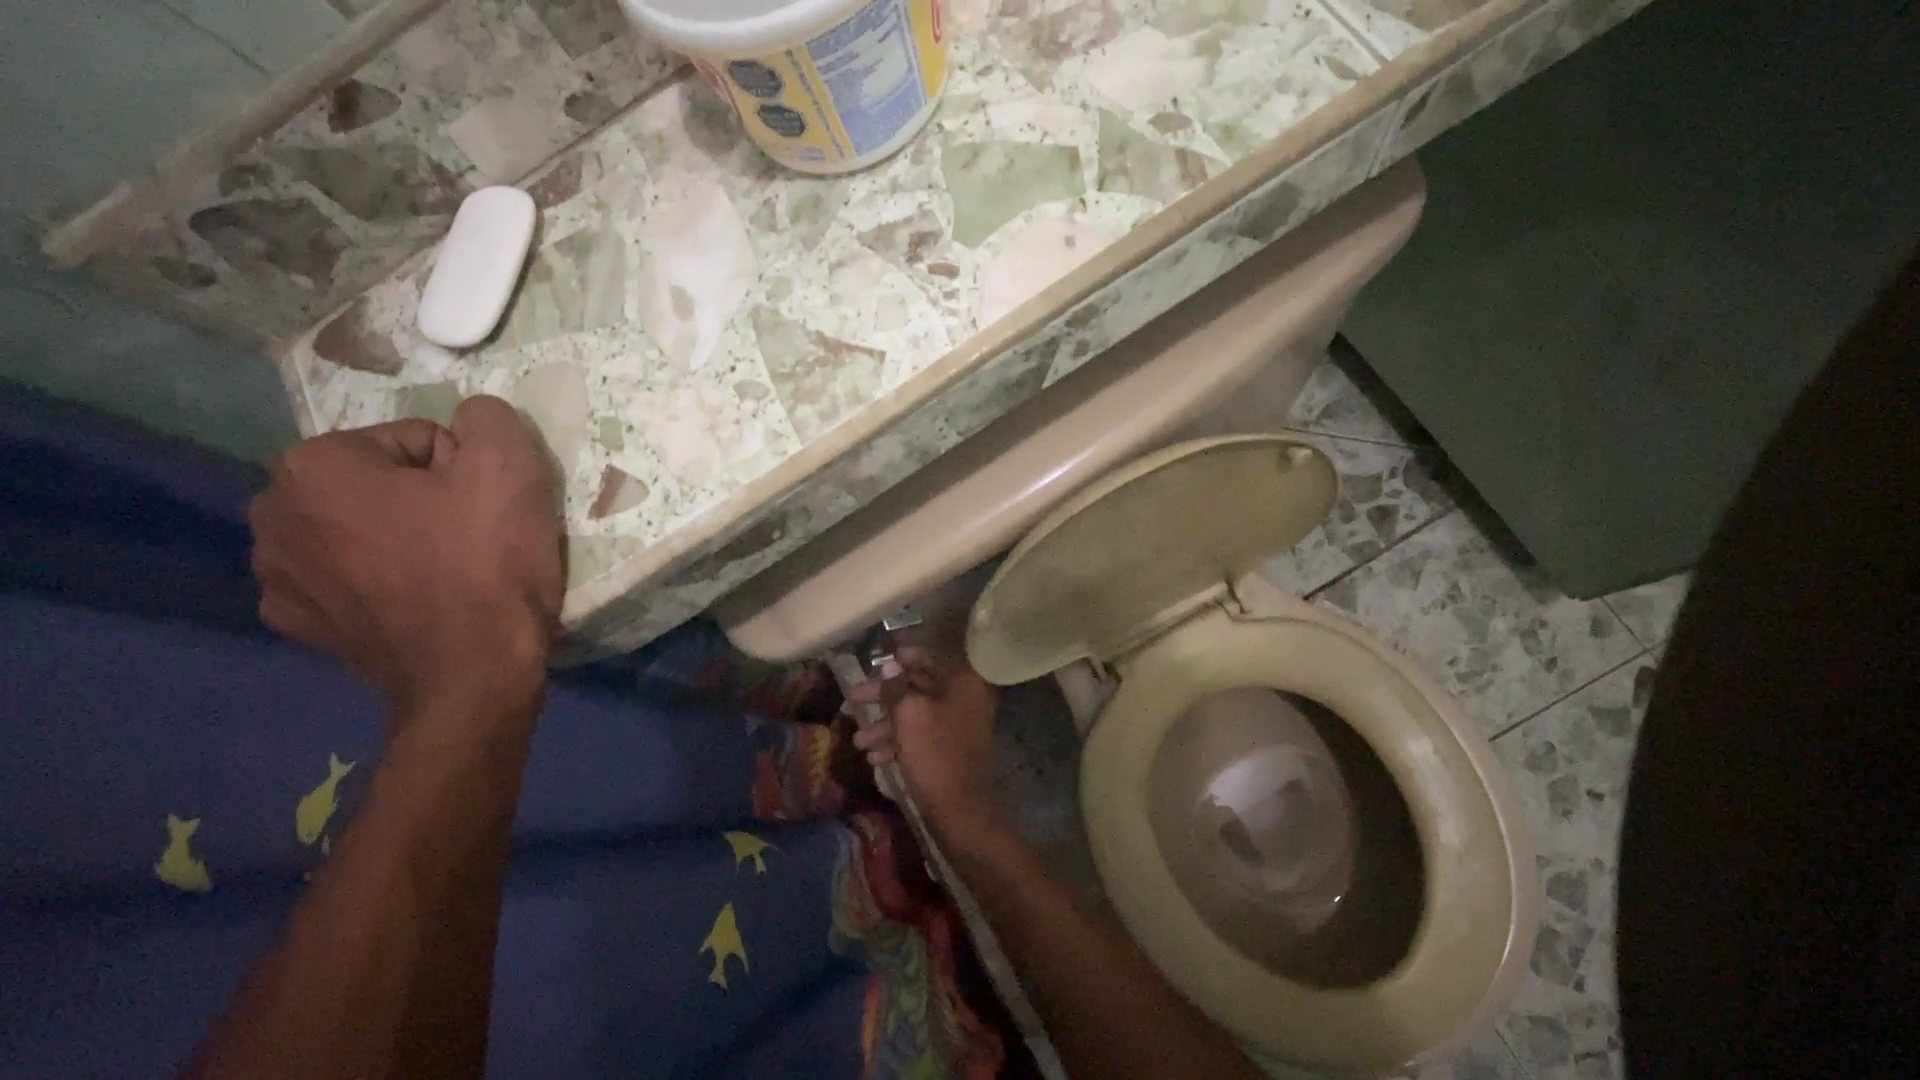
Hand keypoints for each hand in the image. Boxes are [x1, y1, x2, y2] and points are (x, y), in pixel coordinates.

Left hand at [248, 396, 563, 716]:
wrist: (474, 676)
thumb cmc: (486, 566)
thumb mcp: (510, 467)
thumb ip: (488, 417)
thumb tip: (471, 422)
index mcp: (315, 465)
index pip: (413, 440)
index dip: (461, 469)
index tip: (484, 509)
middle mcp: (272, 514)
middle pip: (377, 482)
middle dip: (422, 499)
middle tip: (469, 538)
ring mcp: (277, 576)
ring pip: (358, 528)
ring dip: (398, 536)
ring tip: (445, 572)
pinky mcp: (299, 624)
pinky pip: (344, 576)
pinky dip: (377, 579)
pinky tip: (413, 601)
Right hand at [848, 646, 1001, 836]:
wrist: (960, 811)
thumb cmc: (934, 755)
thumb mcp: (910, 715)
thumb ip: (897, 687)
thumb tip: (890, 665)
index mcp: (963, 682)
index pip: (932, 657)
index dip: (903, 657)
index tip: (877, 661)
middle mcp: (965, 699)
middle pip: (920, 687)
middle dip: (884, 696)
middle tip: (852, 698)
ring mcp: (959, 726)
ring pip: (917, 715)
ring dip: (886, 725)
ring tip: (858, 741)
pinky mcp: (950, 750)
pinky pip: (922, 736)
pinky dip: (899, 743)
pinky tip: (874, 758)